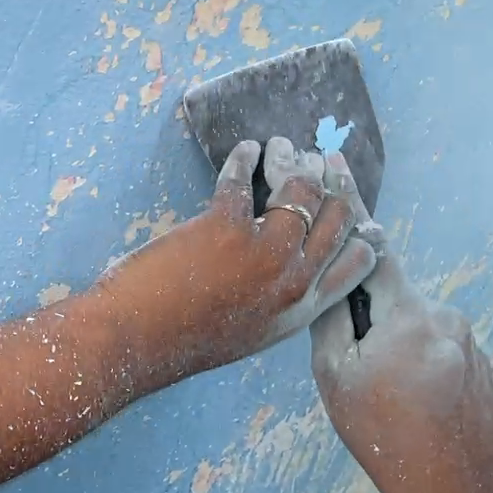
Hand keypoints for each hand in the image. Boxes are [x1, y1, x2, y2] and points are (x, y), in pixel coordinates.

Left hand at [86, 138, 377, 393]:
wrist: (136, 343)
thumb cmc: (179, 341)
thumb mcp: (246, 332)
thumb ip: (272, 303)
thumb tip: (283, 270)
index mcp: (300, 311)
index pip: (356, 262)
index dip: (356, 227)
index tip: (346, 204)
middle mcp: (292, 281)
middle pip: (336, 220)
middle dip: (334, 185)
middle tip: (323, 163)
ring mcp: (263, 252)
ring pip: (301, 195)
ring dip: (295, 164)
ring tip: (284, 150)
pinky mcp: (224, 227)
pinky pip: (243, 179)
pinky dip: (244, 158)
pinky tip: (246, 149)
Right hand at [309, 155, 492, 492]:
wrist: (449, 487)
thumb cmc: (379, 430)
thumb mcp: (333, 374)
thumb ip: (333, 319)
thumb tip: (332, 281)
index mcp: (407, 313)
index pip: (371, 248)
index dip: (350, 205)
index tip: (335, 163)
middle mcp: (445, 315)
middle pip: (391, 292)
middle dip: (367, 313)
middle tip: (353, 363)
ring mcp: (468, 339)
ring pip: (412, 322)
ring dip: (389, 341)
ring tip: (380, 394)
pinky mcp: (480, 361)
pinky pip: (433, 344)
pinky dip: (412, 358)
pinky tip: (404, 400)